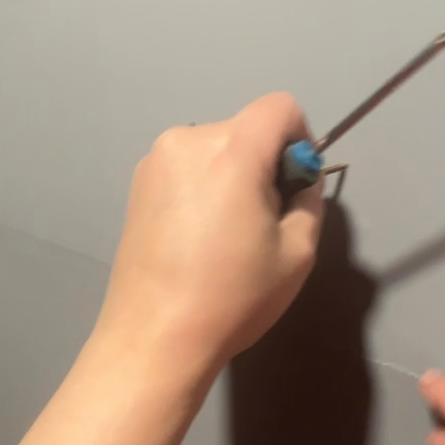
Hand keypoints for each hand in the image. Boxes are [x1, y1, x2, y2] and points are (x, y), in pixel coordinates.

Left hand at [94, 93, 323, 376]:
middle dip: (264, 163)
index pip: (280, 107)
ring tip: (226, 237)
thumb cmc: (232, 297)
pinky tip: (197, 239)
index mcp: (230, 151)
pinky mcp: (136, 187)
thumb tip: (299, 182)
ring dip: (231, 177)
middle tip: (262, 223)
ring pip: (214, 151)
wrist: (154, 337)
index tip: (296, 184)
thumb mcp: (297, 254)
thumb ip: (309, 202)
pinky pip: (186, 170)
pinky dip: (202, 190)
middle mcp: (187, 142)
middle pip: (245, 130)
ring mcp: (154, 163)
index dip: (300, 139)